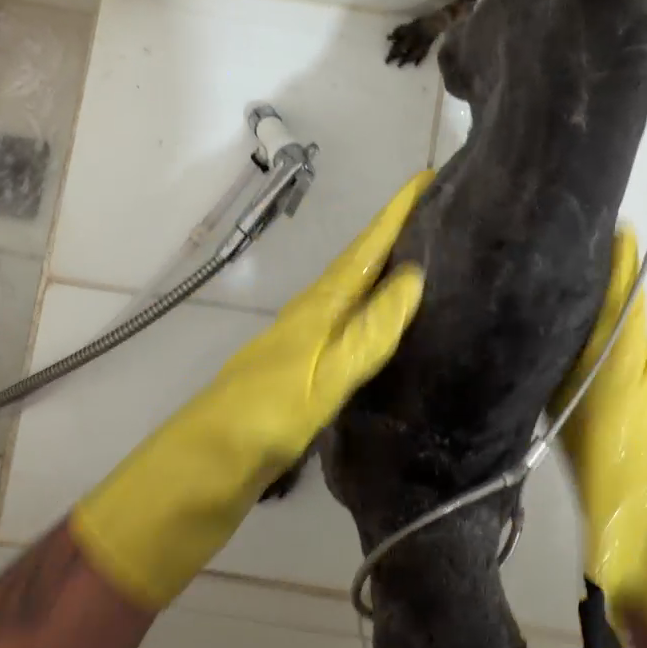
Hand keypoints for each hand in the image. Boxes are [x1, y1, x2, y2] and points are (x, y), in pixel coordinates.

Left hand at [70, 171, 432, 608]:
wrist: (205, 469)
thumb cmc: (265, 420)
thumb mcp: (324, 378)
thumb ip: (369, 331)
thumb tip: (414, 275)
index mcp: (319, 308)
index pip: (365, 249)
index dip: (395, 214)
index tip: (426, 178)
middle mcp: (313, 315)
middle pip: (360, 263)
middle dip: (396, 234)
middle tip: (440, 213)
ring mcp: (305, 342)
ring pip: (354, 292)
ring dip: (385, 270)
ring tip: (428, 259)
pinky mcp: (304, 372)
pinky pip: (350, 325)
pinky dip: (374, 311)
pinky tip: (389, 325)